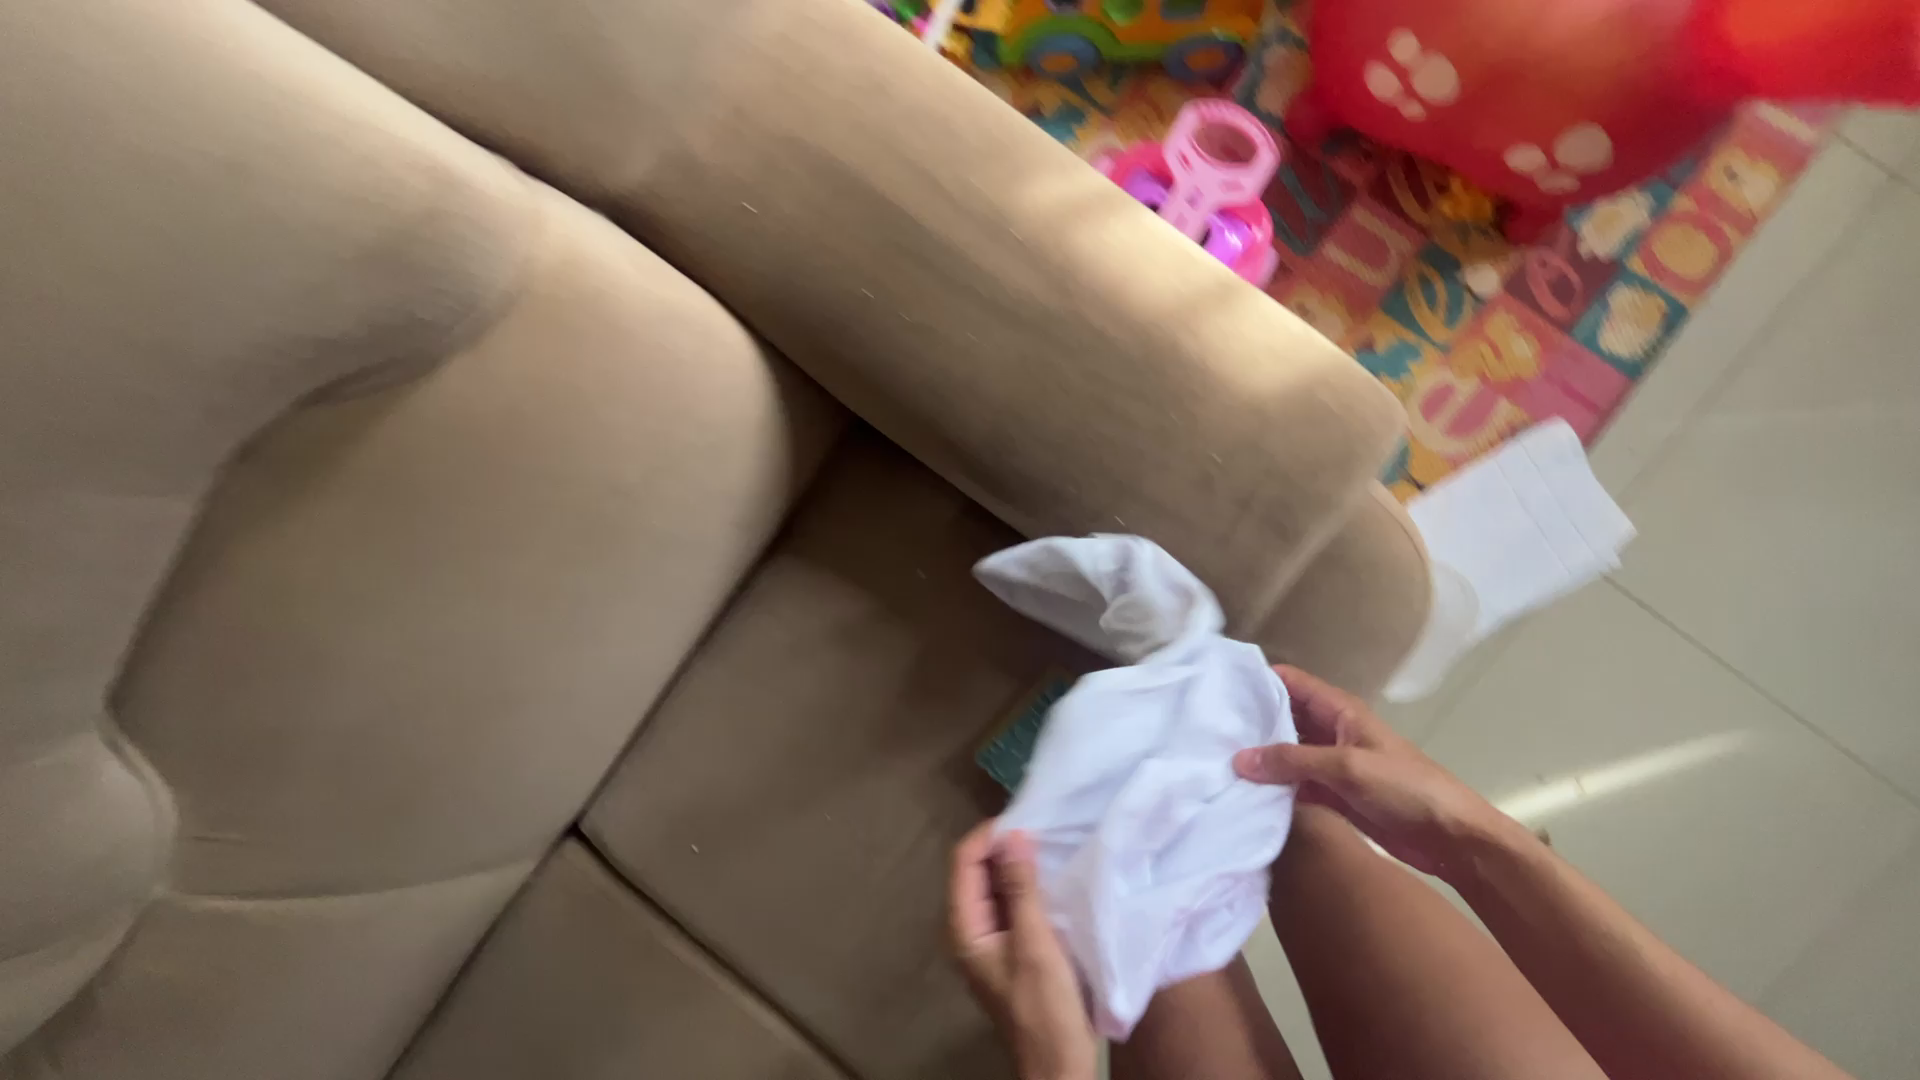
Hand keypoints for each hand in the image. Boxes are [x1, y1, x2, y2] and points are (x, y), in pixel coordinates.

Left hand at [948, 822, 1097, 1079]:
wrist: (1058, 1067)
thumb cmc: (1044, 1008)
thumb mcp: (1035, 943)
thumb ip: (1022, 889)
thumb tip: (1015, 835)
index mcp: (964, 927)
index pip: (964, 861)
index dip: (989, 835)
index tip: (1024, 818)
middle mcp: (968, 928)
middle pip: (975, 869)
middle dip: (1002, 844)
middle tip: (1040, 826)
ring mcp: (987, 938)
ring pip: (993, 883)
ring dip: (1014, 862)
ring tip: (1046, 843)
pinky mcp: (1007, 945)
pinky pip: (1008, 901)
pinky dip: (1023, 883)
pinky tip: (1047, 875)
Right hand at [1233, 665, 1516, 879]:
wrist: (1454, 840)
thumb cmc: (1408, 789)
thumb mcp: (1348, 767)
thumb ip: (1293, 760)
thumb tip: (1239, 759)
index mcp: (1339, 710)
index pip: (1288, 681)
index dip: (1254, 680)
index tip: (1216, 686)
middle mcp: (1329, 731)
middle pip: (1279, 716)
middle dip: (1247, 721)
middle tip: (1204, 728)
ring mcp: (1328, 764)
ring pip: (1282, 752)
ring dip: (1256, 757)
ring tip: (1211, 759)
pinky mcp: (1329, 795)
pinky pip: (1290, 784)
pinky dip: (1268, 786)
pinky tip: (1238, 792)